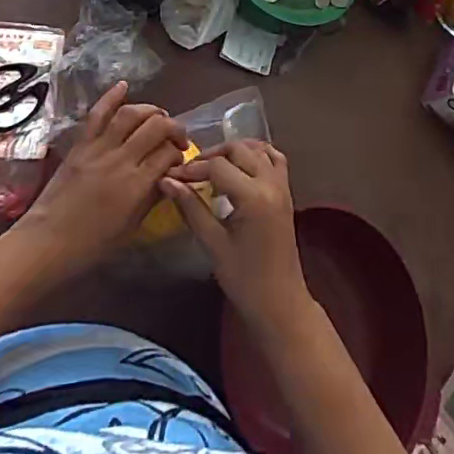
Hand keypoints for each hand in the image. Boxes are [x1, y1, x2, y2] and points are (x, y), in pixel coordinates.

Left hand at [13, 82, 188, 270]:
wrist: (46, 243)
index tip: (179, 159)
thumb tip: (168, 177)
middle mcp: (120, 161)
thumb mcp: (131, 227)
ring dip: (150, 110)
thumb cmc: (91, 245)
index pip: (168, 154)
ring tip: (159, 116)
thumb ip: (151, 198)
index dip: (179, 153)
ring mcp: (98, 149)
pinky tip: (124, 85)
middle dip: (173, 127)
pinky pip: (97, 114)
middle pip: (156, 127)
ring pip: (130, 114)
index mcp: (136, 186)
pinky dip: (111, 96)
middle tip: (176, 137)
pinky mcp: (80, 145)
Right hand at [161, 140, 309, 327]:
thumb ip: (191, 207)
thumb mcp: (213, 243)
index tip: (171, 176)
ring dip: (233, 152)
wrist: (280, 304)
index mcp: (253, 196)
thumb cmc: (244, 279)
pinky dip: (256, 154)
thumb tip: (167, 182)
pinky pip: (274, 160)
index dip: (192, 168)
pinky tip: (239, 165)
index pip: (217, 166)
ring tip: (211, 167)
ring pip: (257, 150)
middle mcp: (271, 184)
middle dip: (211, 155)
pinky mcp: (286, 194)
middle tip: (190, 172)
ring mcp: (282, 187)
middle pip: (238, 150)